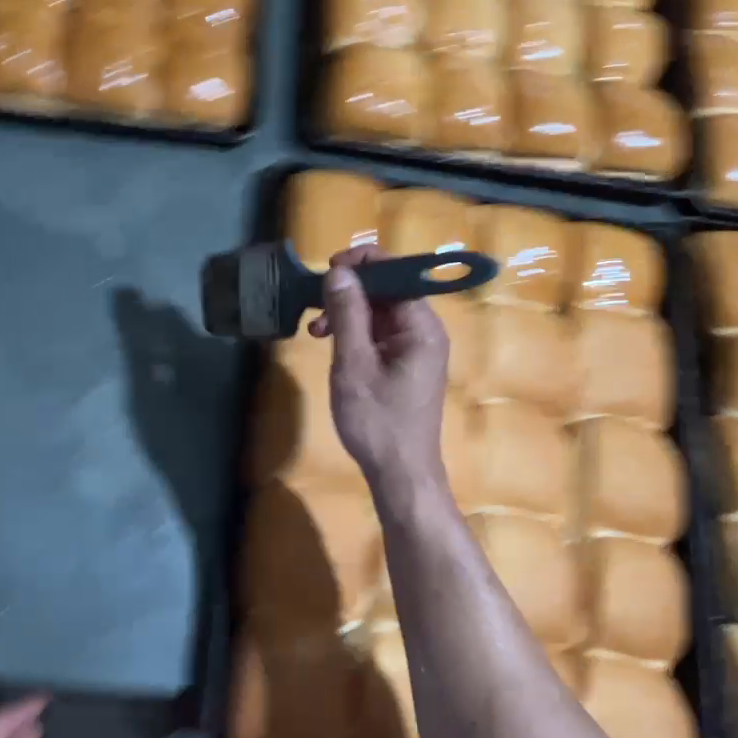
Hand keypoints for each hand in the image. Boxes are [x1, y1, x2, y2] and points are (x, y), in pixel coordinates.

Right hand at [307, 245, 449, 483]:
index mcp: (421, 326)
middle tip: (313, 302)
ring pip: (379, 312)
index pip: (397, 272)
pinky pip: (379, 334)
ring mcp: (416, 348)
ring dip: (346, 312)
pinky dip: (354, 332)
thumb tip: (338, 272)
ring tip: (315, 330)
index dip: (362, 263)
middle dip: (349, 290)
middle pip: (387, 290)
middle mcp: (424, 330)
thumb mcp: (353, 364)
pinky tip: (330, 343)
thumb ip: (347, 314)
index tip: (327, 270)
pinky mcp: (404, 364)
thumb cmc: (377, 420)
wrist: (399, 473)